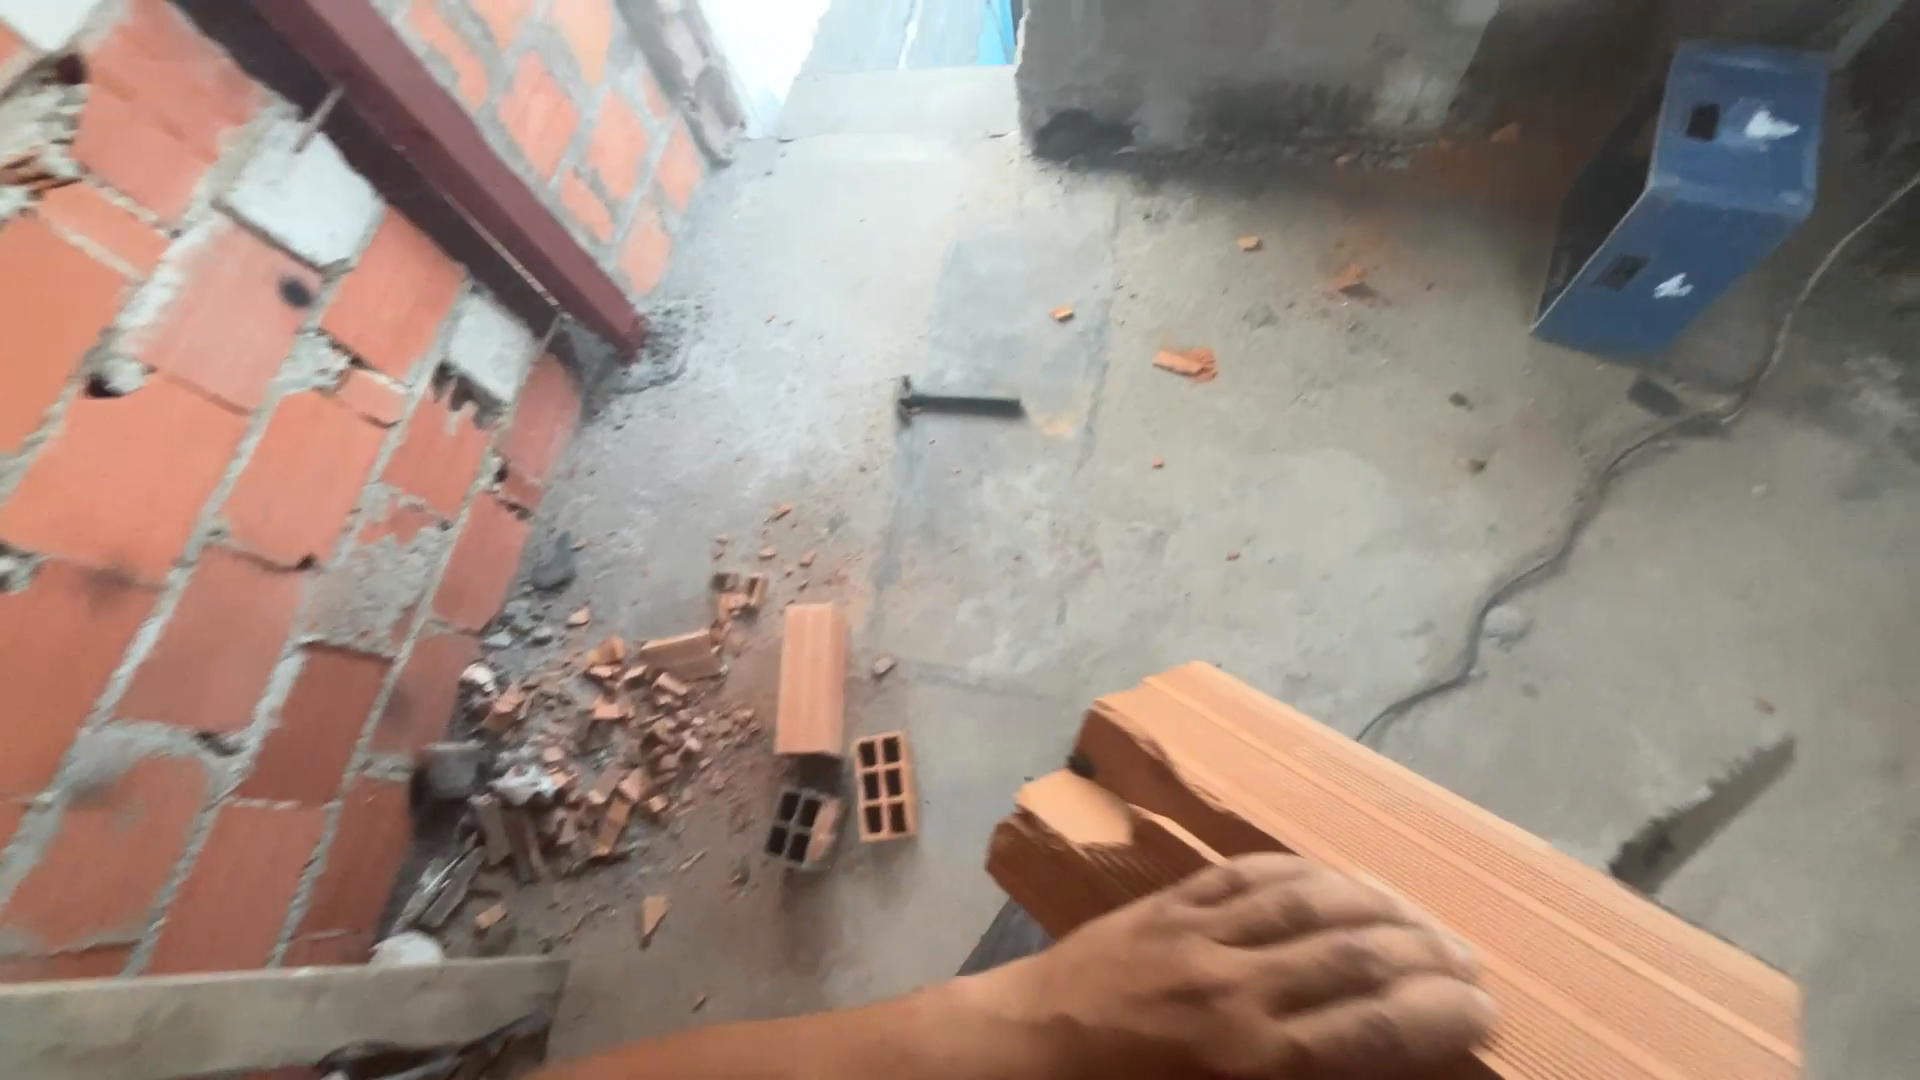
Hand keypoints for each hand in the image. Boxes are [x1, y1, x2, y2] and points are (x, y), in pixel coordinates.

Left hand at [975, 854, 1495, 1078]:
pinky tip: (1330, 876)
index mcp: (1252, 1061)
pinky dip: (1297, 872)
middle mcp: (1234, 984)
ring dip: (1372, 903)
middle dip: (1421, 954)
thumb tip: (1359, 1058)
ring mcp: (1197, 931)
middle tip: (1467, 960)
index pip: (1374, 1027)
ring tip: (1418, 915)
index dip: (1441, 1014)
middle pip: (1350, 954)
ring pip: (1303, 900)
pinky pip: (1243, 874)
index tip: (1485, 1010)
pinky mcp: (1166, 903)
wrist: (1026, 1050)